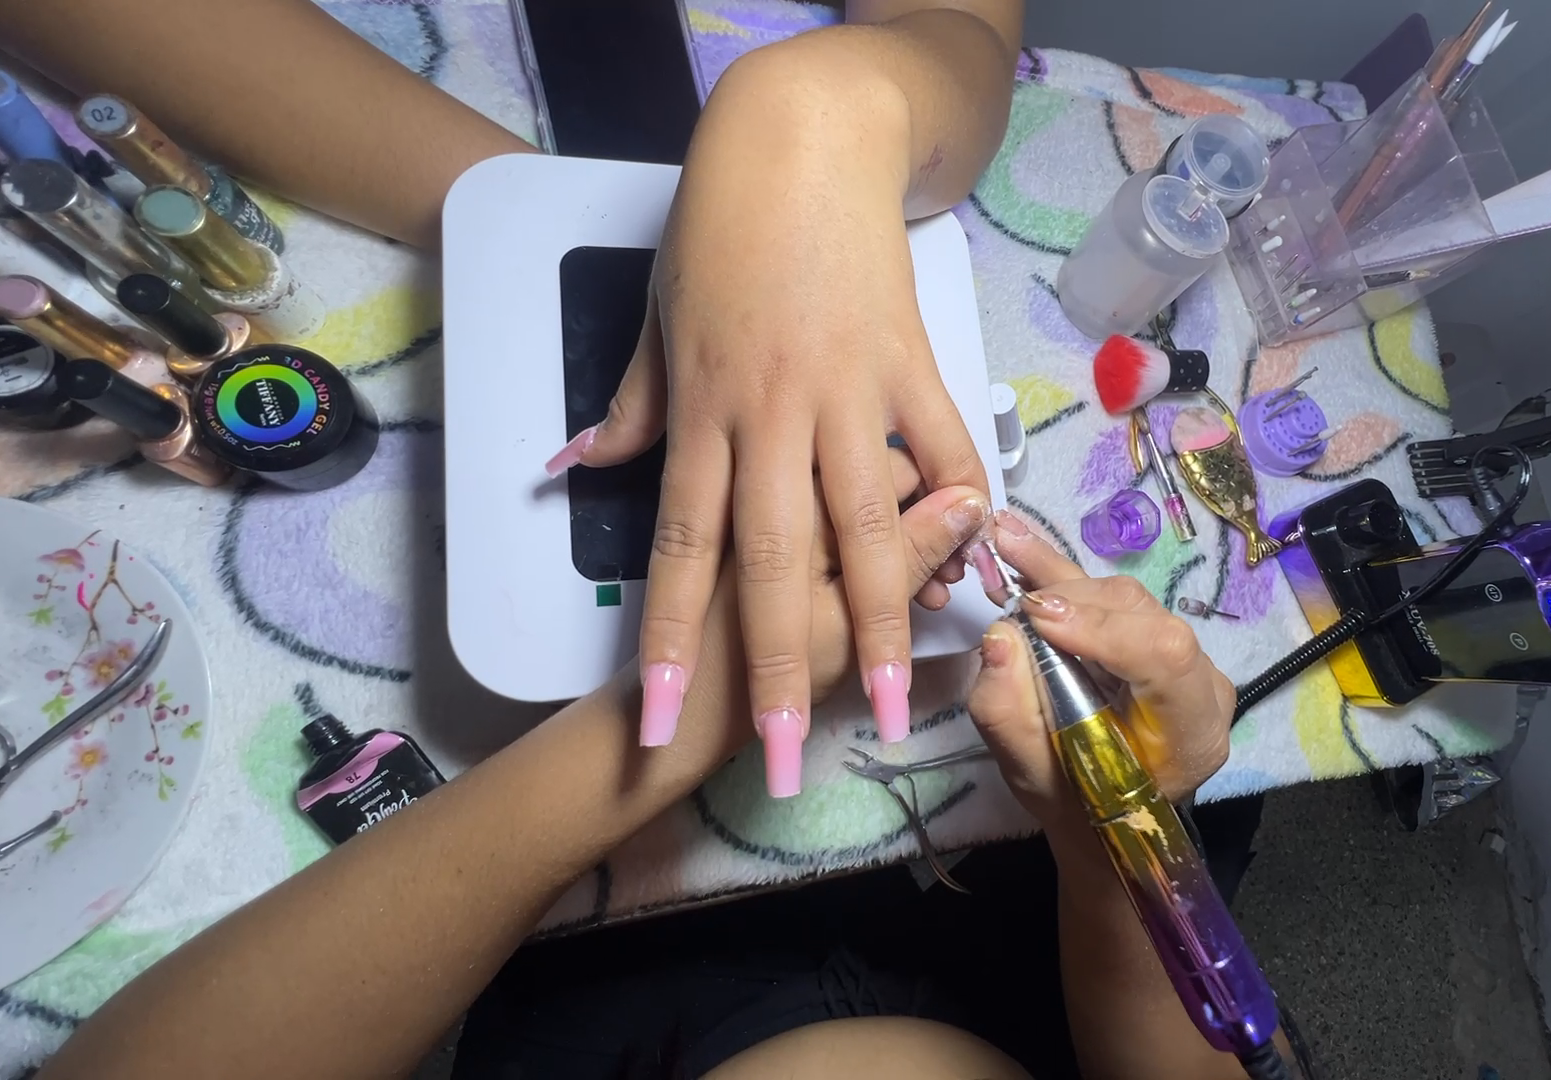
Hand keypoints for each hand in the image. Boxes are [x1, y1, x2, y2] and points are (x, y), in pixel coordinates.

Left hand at [545, 44, 988, 786]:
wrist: (801, 141)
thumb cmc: (721, 232)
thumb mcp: (660, 320)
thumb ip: (630, 408)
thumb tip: (576, 470)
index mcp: (707, 414)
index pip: (684, 548)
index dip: (673, 641)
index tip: (662, 723)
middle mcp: (774, 418)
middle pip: (773, 559)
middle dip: (777, 666)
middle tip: (785, 759)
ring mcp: (849, 394)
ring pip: (865, 524)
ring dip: (879, 617)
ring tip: (894, 700)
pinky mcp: (913, 365)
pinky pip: (941, 447)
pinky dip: (961, 507)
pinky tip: (975, 569)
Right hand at [966, 512, 1235, 839]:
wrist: (1103, 811)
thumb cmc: (1074, 800)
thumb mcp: (1029, 772)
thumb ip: (1010, 712)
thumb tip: (1000, 635)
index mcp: (1190, 730)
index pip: (1164, 653)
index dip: (1101, 626)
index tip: (1036, 617)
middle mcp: (1201, 683)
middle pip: (1141, 613)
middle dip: (1069, 601)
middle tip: (1010, 602)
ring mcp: (1183, 654)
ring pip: (1123, 595)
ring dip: (1059, 578)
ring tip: (1004, 544)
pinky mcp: (1152, 633)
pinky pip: (1109, 594)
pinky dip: (1060, 569)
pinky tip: (1019, 537)